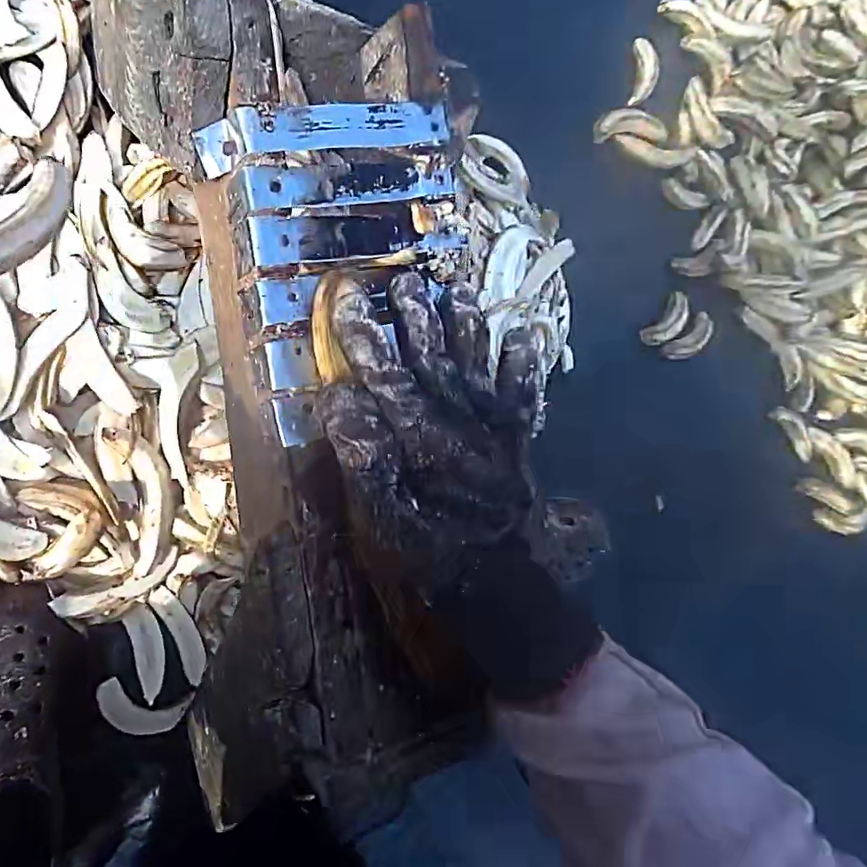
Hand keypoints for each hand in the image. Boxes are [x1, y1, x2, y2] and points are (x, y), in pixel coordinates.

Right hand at [317, 271, 604, 702]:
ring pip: (476, 364)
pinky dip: (526, 366)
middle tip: (402, 277)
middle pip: (431, 357)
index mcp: (417, 436)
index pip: (383, 372)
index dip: (363, 333)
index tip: (347, 296)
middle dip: (414, 316)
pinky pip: (525, 396)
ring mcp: (492, 429)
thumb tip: (339, 397)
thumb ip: (362, 456)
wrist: (497, 589)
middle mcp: (457, 421)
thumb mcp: (379, 518)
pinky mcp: (517, 443)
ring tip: (458, 289)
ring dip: (467, 325)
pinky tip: (527, 336)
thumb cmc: (426, 556)